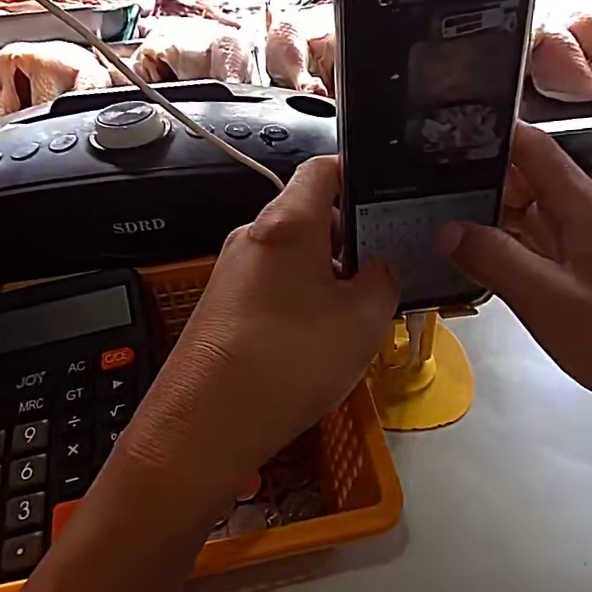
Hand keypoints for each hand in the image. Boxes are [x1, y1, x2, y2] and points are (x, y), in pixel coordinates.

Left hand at [122, 156, 396, 495]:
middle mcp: (251, 239)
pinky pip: (270, 288)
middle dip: (347, 239)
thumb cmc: (287, 360)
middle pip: (307, 217)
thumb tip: (376, 272)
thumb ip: (382, 281)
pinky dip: (298, 300)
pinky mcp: (222, 308)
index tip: (381, 193)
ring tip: (353, 314)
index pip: (322, 170)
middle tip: (379, 271)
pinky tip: (316, 339)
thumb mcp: (364, 319)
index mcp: (286, 224)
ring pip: (290, 257)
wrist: (209, 421)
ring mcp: (231, 273)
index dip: (356, 173)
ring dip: (324, 276)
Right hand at [437, 124, 591, 428]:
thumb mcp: (543, 296)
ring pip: (520, 209)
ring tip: (435, 213)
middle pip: (521, 175)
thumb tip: (446, 230)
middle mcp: (579, 212)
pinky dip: (497, 242)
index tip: (446, 134)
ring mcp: (575, 238)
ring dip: (484, 212)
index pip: (532, 146)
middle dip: (476, 176)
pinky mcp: (570, 262)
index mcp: (580, 205)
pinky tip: (467, 253)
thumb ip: (492, 257)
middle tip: (425, 182)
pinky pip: (526, 239)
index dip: (491, 133)